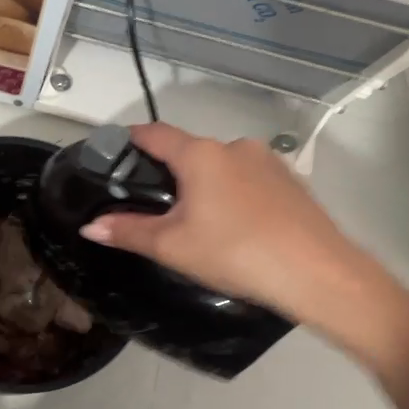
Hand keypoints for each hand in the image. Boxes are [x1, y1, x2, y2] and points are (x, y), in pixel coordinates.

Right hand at [79, 124, 380, 323]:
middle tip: (153, 208)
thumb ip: (128, 231)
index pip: (153, 134)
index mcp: (200, 154)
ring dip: (204, 187)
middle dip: (168, 174)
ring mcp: (268, 162)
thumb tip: (89, 226)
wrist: (319, 274)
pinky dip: (232, 197)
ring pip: (220, 168)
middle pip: (188, 152)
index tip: (111, 155)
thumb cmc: (235, 253)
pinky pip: (248, 182)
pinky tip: (234, 229)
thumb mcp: (172, 246)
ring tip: (196, 224)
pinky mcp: (291, 183)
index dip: (129, 140)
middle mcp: (234, 147)